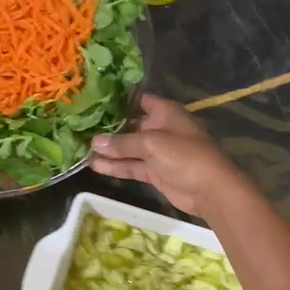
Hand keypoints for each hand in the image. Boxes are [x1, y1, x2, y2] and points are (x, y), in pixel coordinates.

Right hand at [89, 94, 248, 215]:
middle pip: (131, 125)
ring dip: (110, 149)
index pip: (140, 100)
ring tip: (82, 148)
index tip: (95, 100)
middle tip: (80, 126)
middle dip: (109, 127)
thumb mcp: (151, 143)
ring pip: (129, 148)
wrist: (209, 189)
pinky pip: (132, 166)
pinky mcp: (155, 172)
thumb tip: (94, 142)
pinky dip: (116, 166)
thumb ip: (122, 142)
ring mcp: (158, 152)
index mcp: (165, 112)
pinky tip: (95, 166)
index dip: (120, 100)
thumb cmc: (184, 155)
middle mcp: (160, 128)